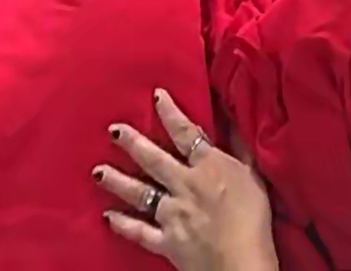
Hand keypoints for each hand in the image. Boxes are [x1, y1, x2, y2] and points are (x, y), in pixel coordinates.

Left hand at [95, 89, 277, 270]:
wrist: (242, 265)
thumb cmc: (253, 217)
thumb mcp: (252, 173)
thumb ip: (238, 145)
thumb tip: (230, 115)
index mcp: (207, 165)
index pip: (185, 132)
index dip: (170, 112)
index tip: (156, 95)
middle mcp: (184, 185)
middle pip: (154, 159)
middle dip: (133, 142)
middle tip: (113, 130)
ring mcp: (172, 214)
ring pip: (140, 193)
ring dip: (117, 181)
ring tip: (97, 171)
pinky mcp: (166, 243)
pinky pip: (140, 233)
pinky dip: (123, 225)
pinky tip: (107, 216)